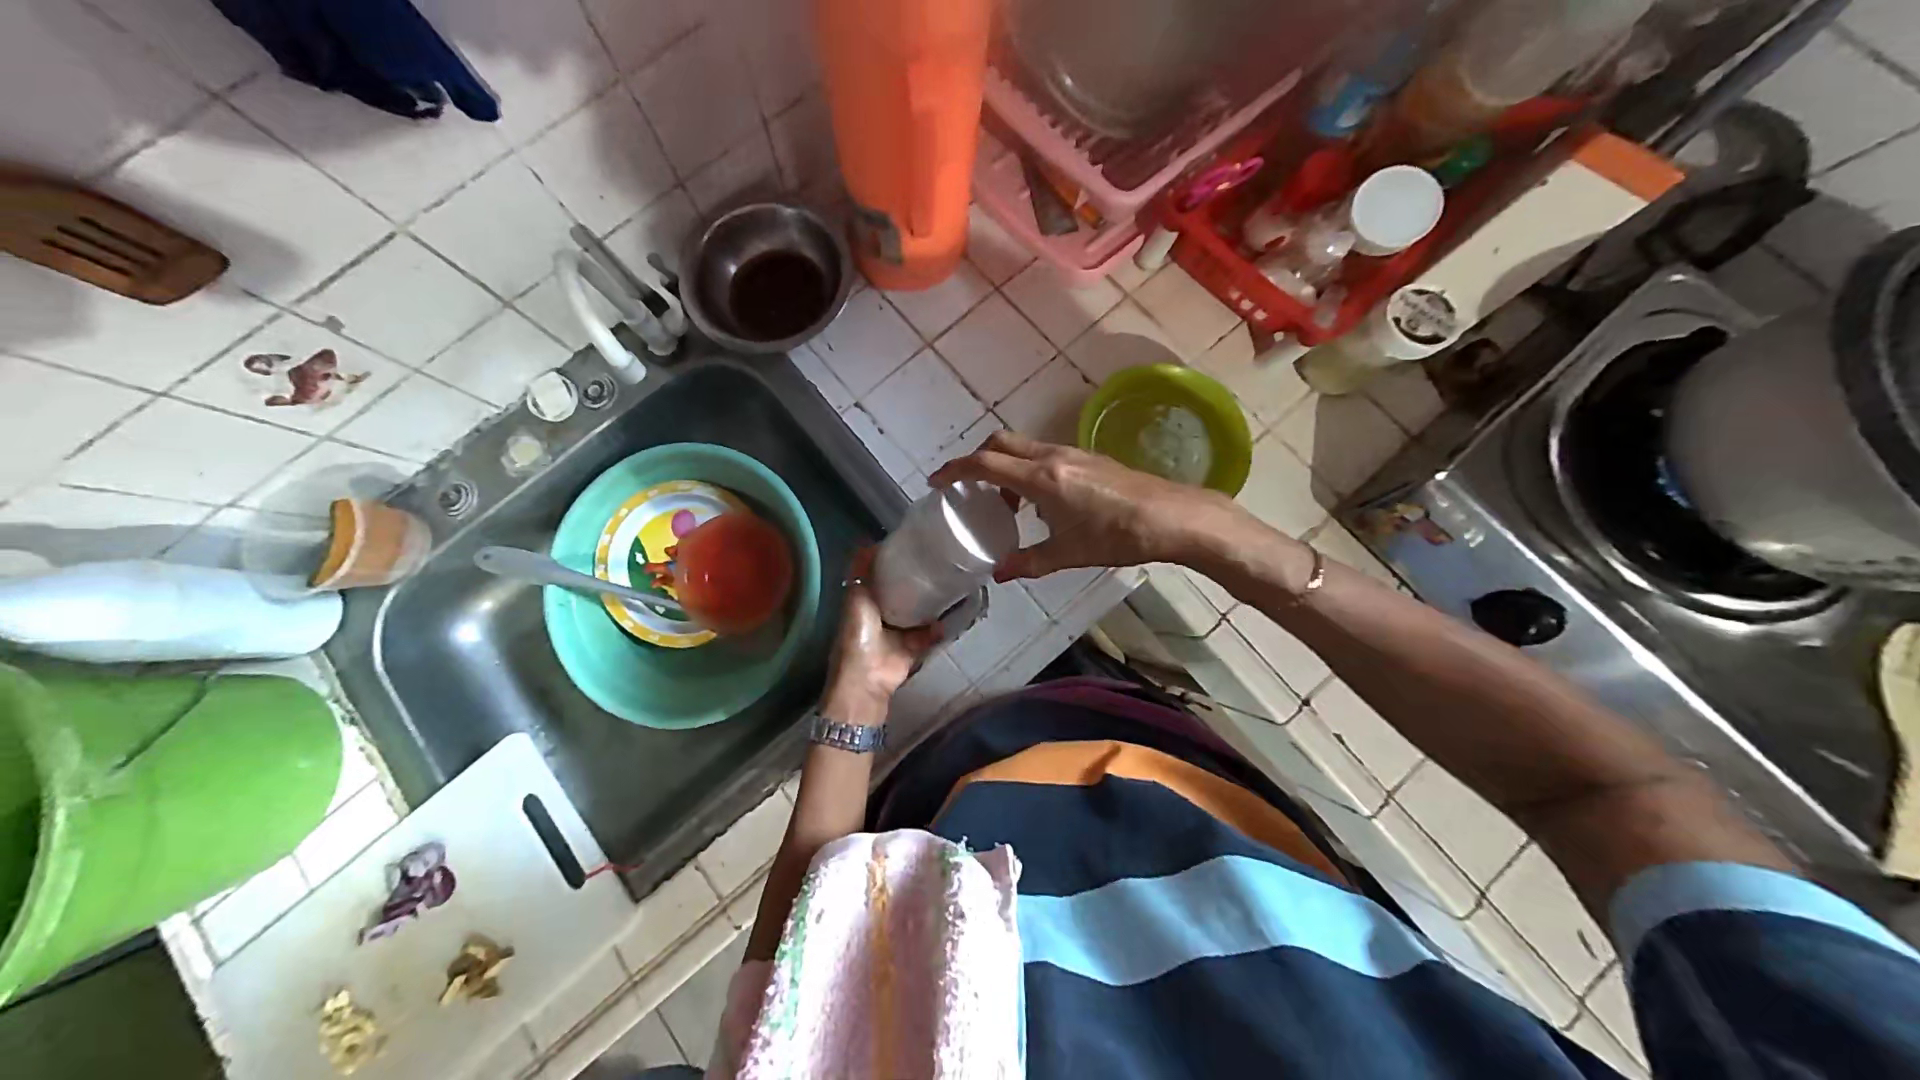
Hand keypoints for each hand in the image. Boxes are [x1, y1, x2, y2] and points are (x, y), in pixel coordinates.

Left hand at [822, 548, 938, 726]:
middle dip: (918, 581)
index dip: (894, 562)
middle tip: (940, 562)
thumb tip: (868, 544)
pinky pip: (931, 632)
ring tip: (952, 581)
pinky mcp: (915, 646)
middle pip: (903, 593)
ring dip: (933, 602)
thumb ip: (862, 573)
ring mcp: (900, 632)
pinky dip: (942, 625)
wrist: (869, 679)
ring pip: (920, 612)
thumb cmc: (858, 636)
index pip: (881, 576)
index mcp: (865, 601)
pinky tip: (957, 610)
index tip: (913, 546)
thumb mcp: (856, 598)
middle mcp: (883, 614)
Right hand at [929, 431, 1248, 580]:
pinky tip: (1040, 504)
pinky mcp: (1088, 458)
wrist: (1172, 517)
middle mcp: (1052, 456)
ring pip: (1023, 448)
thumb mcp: (1069, 553)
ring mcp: (1072, 453)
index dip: (955, 470)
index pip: (985, 463)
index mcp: (1040, 478)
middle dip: (977, 461)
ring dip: (1005, 467)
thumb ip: (1029, 561)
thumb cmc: (1117, 535)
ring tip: (1005, 505)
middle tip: (967, 488)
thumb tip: (1000, 573)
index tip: (937, 481)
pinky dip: (1027, 471)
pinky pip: (1044, 455)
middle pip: (1000, 444)